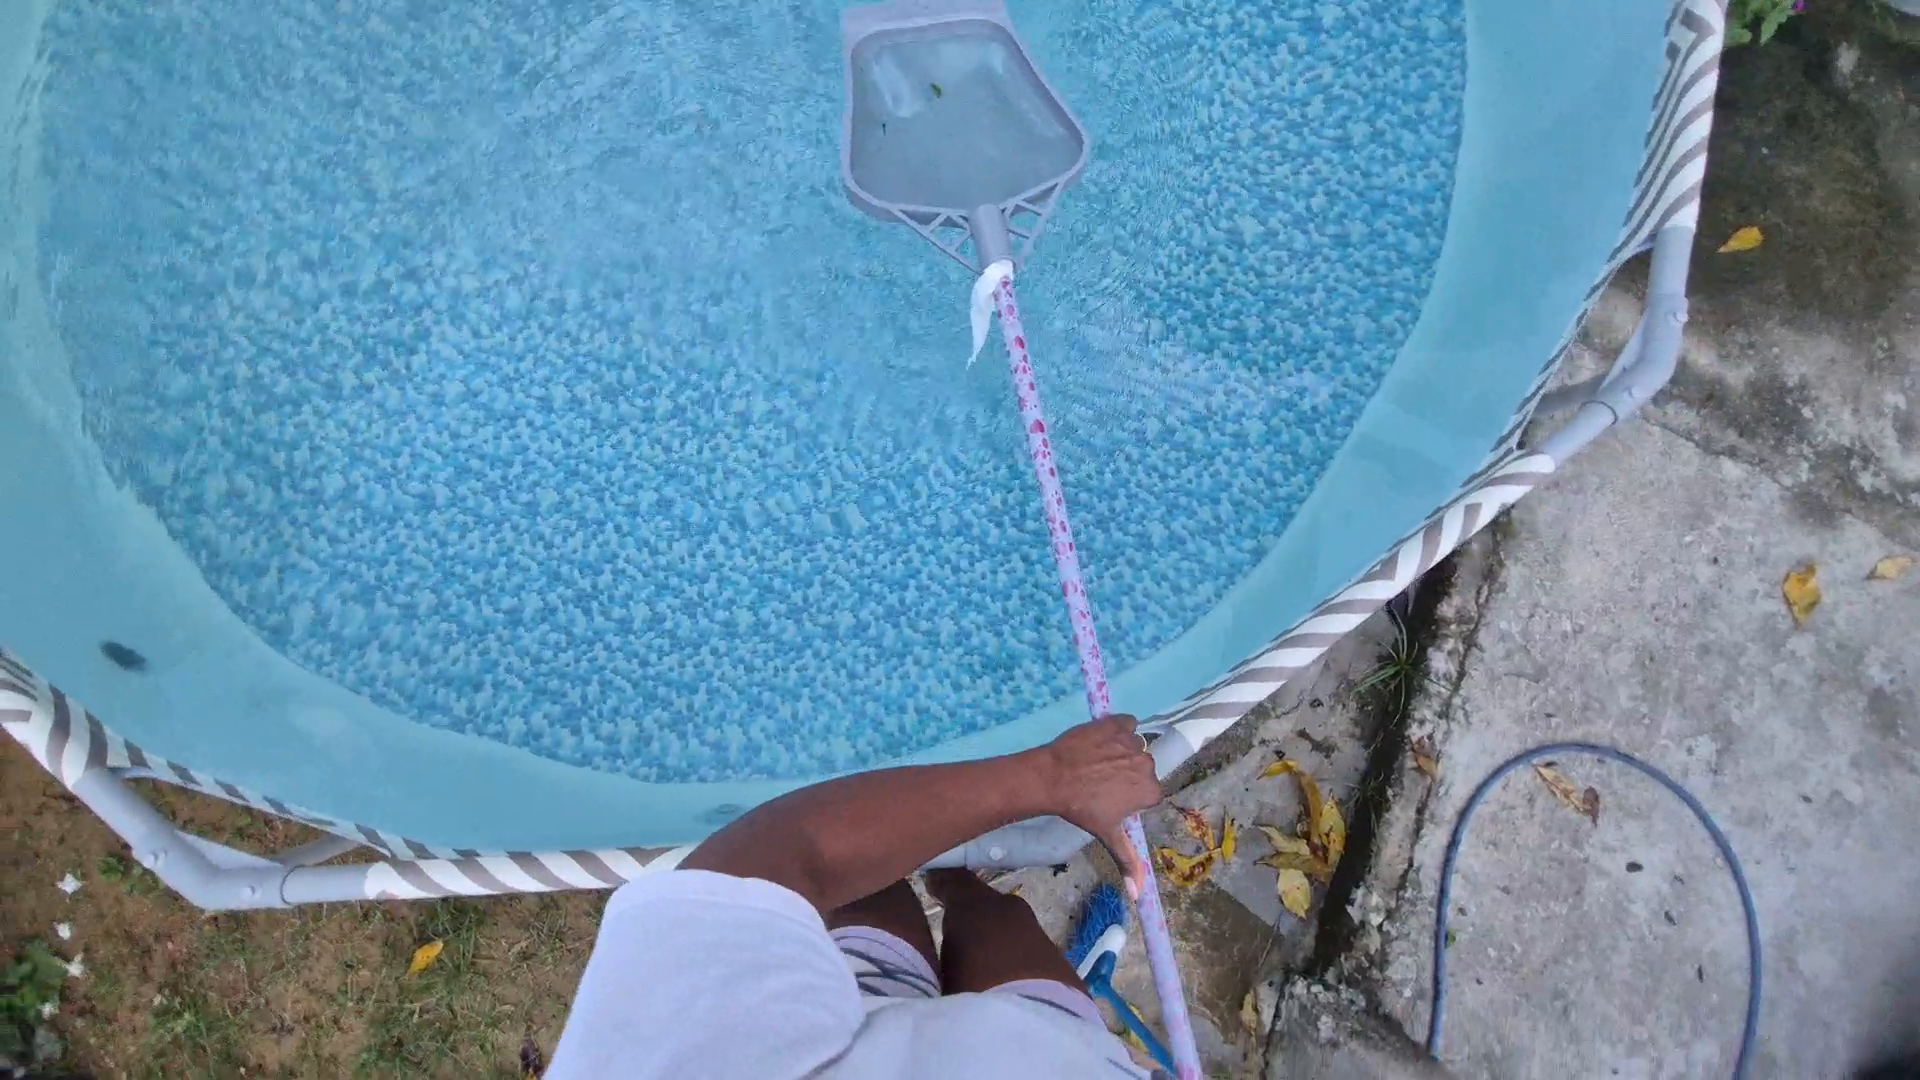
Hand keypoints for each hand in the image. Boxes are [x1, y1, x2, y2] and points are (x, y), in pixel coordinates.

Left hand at [1036, 714, 1162, 896]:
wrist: (1053, 776)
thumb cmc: (1081, 808)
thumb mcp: (1106, 834)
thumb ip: (1128, 861)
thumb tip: (1139, 896)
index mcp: (1149, 790)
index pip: (1150, 793)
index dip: (1132, 795)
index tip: (1113, 798)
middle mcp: (1147, 763)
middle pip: (1143, 768)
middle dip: (1128, 774)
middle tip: (1102, 781)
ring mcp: (1132, 741)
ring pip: (1135, 746)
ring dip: (1122, 752)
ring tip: (1098, 761)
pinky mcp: (1117, 722)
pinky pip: (1127, 723)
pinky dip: (1119, 728)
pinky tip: (1102, 740)